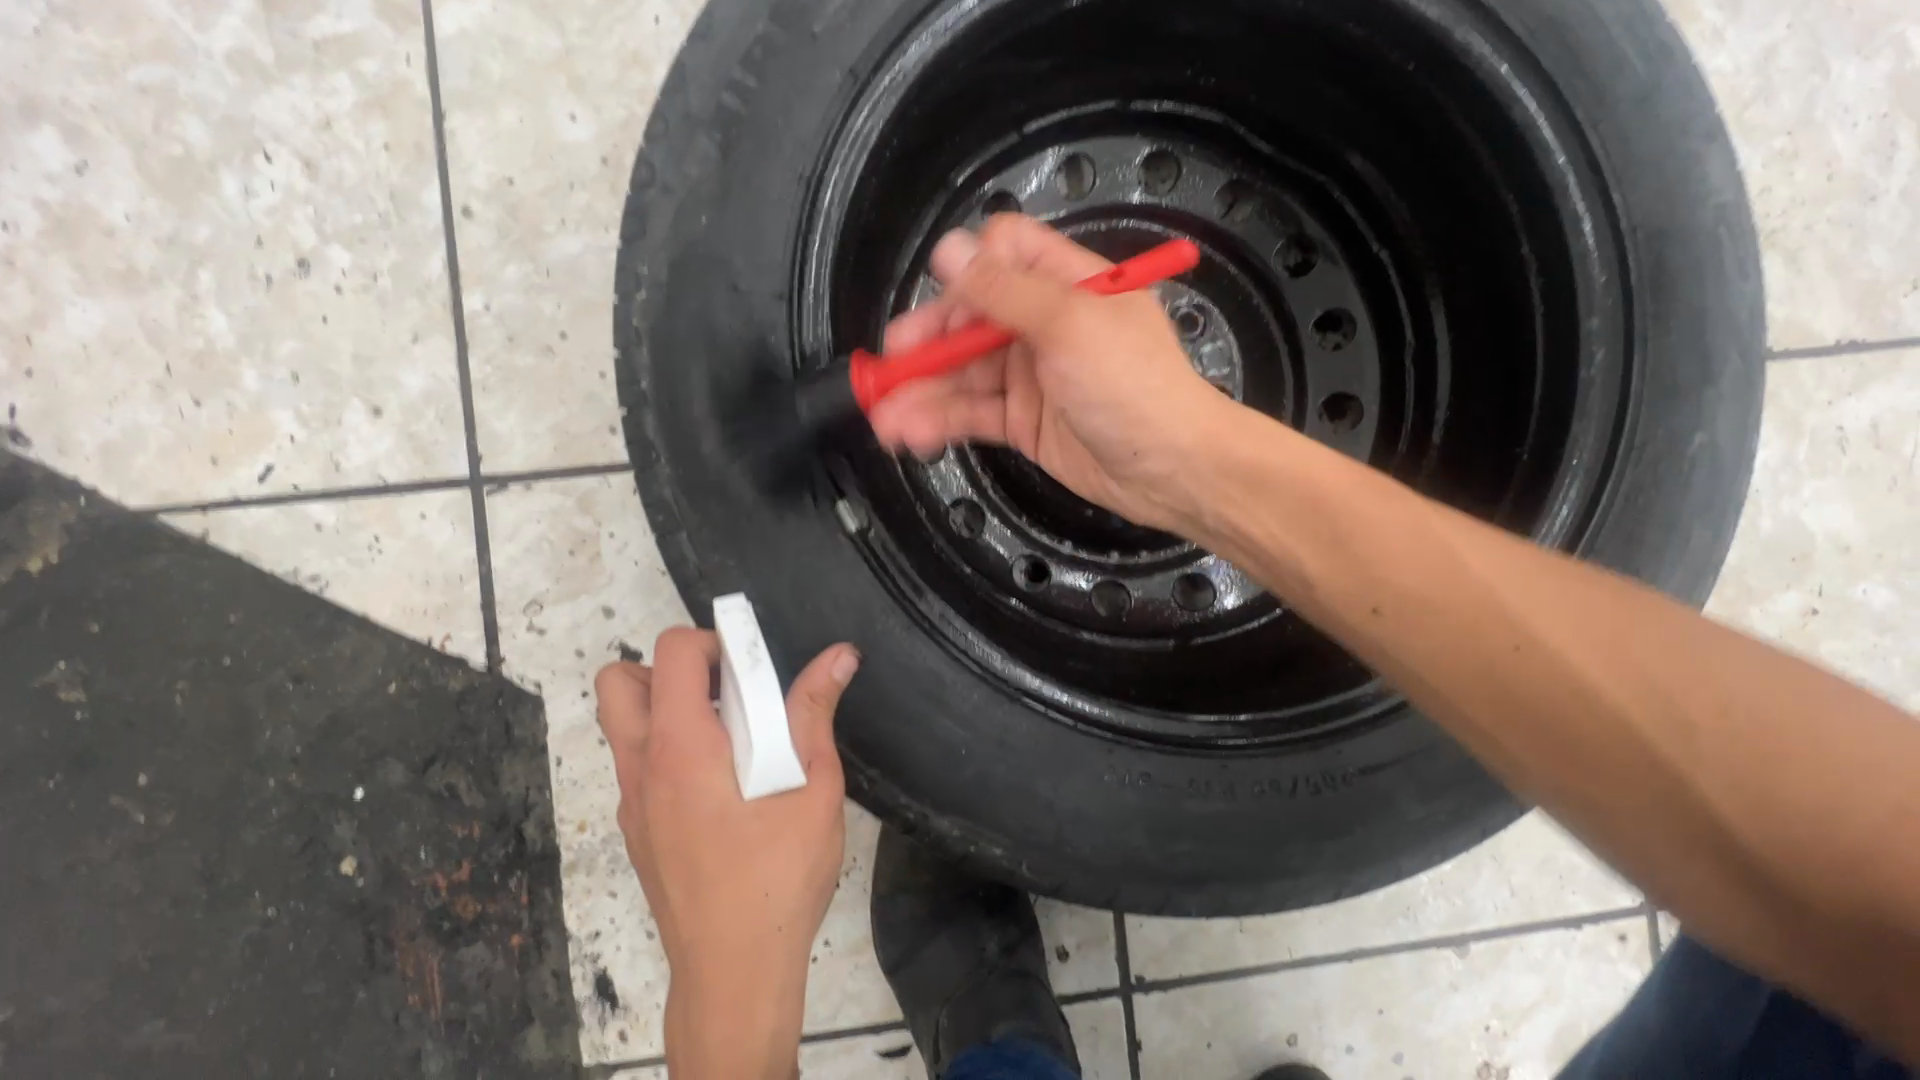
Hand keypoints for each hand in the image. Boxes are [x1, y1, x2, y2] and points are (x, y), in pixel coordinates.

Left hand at [595, 628, 860, 1078]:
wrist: (734, 971)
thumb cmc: (779, 877)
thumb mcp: (813, 788)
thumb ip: (815, 713)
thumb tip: (840, 654)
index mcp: (682, 746)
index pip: (673, 652)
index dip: (716, 641)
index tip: (755, 668)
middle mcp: (642, 767)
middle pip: (620, 679)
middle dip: (672, 668)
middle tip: (729, 694)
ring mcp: (632, 804)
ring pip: (624, 725)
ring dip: (668, 709)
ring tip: (729, 739)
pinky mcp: (637, 833)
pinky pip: (639, 767)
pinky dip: (671, 752)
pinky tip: (723, 791)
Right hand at [867, 213, 1236, 532]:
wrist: (1173, 470)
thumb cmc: (1137, 388)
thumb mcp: (1069, 326)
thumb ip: (1004, 291)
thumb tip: (951, 250)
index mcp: (1066, 284)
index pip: (1003, 257)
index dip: (969, 274)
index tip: (940, 299)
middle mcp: (1045, 325)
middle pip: (970, 319)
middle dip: (928, 342)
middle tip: (890, 365)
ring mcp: (1032, 376)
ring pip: (964, 374)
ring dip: (923, 391)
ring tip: (885, 415)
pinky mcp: (1024, 421)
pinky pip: (973, 414)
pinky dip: (940, 421)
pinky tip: (910, 431)